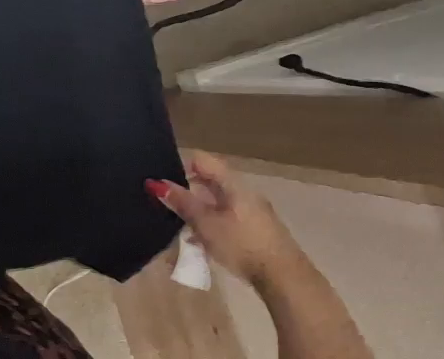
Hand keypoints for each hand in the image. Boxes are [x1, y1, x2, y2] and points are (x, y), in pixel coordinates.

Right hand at [147, 151, 302, 285]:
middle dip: (188, 193)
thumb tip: (156, 183)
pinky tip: (204, 243)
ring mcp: (255, 213)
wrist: (288, 282)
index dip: (181, 166)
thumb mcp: (205, 224)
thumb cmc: (242, 245)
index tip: (166, 185)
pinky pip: (229, 219)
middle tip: (171, 208)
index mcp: (233, 184)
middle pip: (209, 181)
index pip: (201, 159)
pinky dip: (214, 225)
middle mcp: (245, 192)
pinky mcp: (260, 232)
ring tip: (184, 230)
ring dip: (200, 212)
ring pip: (218, 202)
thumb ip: (181, 202)